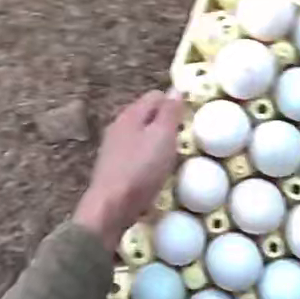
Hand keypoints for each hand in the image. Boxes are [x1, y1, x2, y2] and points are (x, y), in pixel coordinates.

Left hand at [74, 90, 186, 242]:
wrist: (110, 208)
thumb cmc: (141, 170)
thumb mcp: (163, 137)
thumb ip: (170, 112)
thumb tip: (175, 90)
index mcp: (130, 114)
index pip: (156, 96)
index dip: (175, 104)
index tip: (189, 121)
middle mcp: (118, 126)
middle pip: (148, 116)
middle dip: (166, 125)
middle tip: (183, 142)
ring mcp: (113, 148)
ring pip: (141, 136)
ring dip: (157, 144)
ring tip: (171, 160)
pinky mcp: (113, 168)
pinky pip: (136, 155)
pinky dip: (147, 160)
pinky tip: (154, 175)